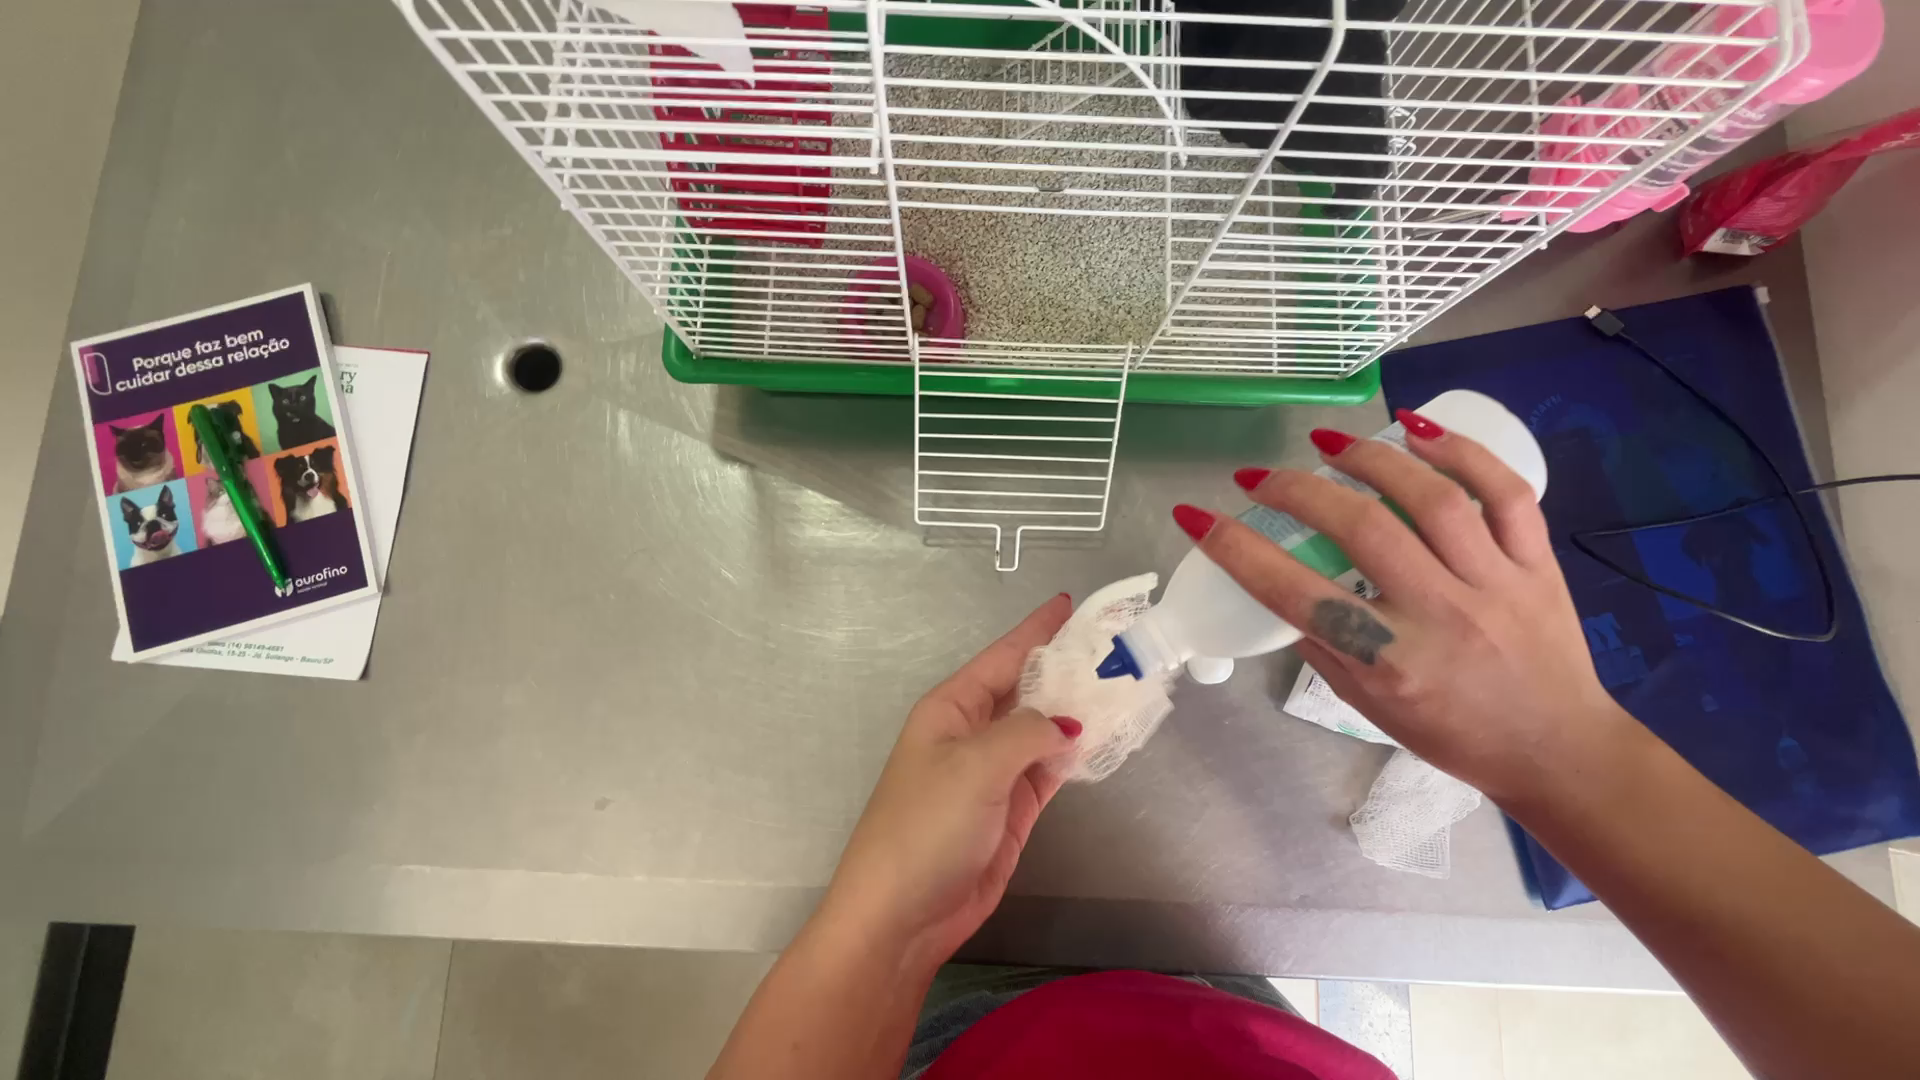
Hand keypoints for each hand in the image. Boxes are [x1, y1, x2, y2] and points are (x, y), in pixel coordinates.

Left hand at [819, 595, 1079, 968]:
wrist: (903, 913)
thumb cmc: (926, 825)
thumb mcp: (975, 766)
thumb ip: (1026, 733)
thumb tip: (1068, 724)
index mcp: (951, 708)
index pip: (1002, 657)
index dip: (1036, 630)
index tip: (1070, 604)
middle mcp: (973, 732)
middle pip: (1026, 689)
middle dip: (1065, 668)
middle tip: (1115, 647)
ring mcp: (994, 771)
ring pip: (1043, 729)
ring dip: (1077, 711)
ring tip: (1123, 685)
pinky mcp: (1012, 807)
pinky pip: (1050, 768)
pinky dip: (1075, 754)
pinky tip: (1104, 739)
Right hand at [1186, 413, 1633, 802]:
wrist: (1559, 752)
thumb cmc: (1450, 735)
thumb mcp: (1365, 705)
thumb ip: (1321, 645)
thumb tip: (1283, 592)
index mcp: (1388, 661)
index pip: (1293, 593)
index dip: (1235, 548)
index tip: (1196, 515)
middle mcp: (1439, 615)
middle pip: (1360, 529)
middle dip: (1295, 490)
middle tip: (1257, 476)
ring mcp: (1495, 583)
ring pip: (1432, 498)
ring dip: (1369, 457)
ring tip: (1326, 441)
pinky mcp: (1538, 563)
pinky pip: (1506, 493)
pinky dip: (1462, 451)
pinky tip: (1418, 427)